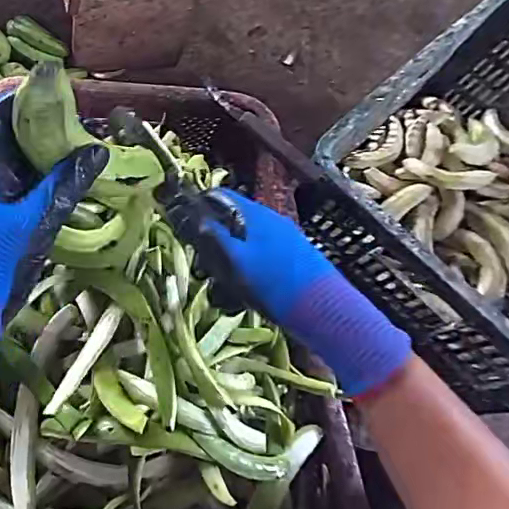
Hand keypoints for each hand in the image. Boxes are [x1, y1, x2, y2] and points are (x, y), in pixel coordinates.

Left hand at [0, 94, 106, 432]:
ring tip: (75, 133)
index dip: (13, 94)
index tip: (42, 83)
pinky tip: (68, 173)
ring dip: (42, 142)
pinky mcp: (6, 213)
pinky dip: (45, 169)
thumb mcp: (31, 218)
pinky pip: (26, 179)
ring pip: (18, 157)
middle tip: (70, 108)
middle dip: (35, 115)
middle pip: (8, 132)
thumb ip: (62, 186)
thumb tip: (96, 151)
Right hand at [171, 190, 410, 395]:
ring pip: (243, 243)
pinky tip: (244, 295)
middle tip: (201, 267)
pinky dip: (245, 273)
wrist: (325, 311)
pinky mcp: (292, 261)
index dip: (197, 209)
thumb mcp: (235, 260)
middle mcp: (270, 221)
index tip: (183, 230)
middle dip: (212, 243)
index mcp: (254, 214)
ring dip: (228, 262)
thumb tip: (187, 214)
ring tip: (223, 287)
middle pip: (230, 222)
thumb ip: (211, 236)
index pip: (218, 197)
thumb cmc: (275, 283)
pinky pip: (259, 259)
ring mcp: (283, 241)